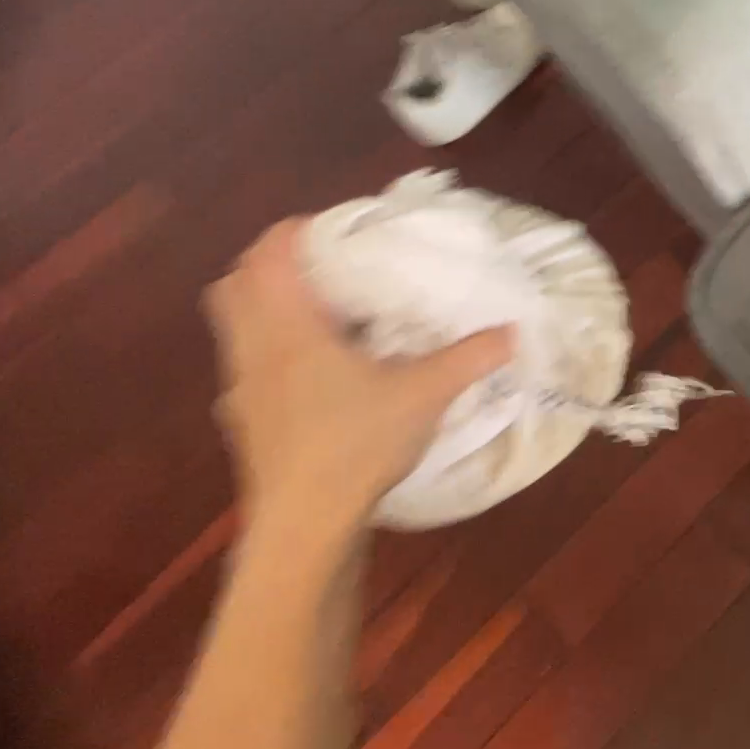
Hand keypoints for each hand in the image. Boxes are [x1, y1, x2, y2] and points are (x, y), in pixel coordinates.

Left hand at [203, 219, 513, 542]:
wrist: (305, 520)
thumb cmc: (358, 442)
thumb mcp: (428, 393)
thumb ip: (471, 356)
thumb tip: (514, 330)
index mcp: (289, 329)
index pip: (269, 257)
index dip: (297, 231)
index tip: (340, 228)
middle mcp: (254, 350)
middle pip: (235, 285)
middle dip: (273, 266)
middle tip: (329, 268)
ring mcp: (243, 388)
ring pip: (238, 327)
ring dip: (271, 308)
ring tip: (331, 316)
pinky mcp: (248, 420)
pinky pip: (252, 363)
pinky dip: (277, 350)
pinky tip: (324, 374)